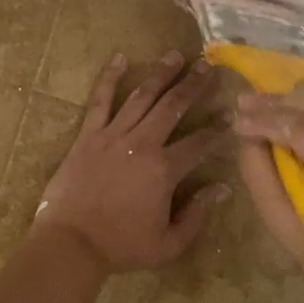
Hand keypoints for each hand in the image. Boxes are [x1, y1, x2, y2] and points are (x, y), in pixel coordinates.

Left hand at [32, 50, 231, 271]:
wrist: (71, 242)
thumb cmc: (121, 247)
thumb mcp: (169, 244)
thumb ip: (197, 215)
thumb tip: (222, 189)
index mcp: (164, 170)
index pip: (199, 143)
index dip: (218, 128)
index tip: (232, 114)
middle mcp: (142, 144)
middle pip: (173, 107)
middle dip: (194, 85)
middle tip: (208, 66)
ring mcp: (113, 135)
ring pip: (142, 96)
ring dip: (161, 73)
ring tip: (177, 55)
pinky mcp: (88, 134)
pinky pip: (101, 100)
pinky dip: (110, 77)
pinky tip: (120, 58)